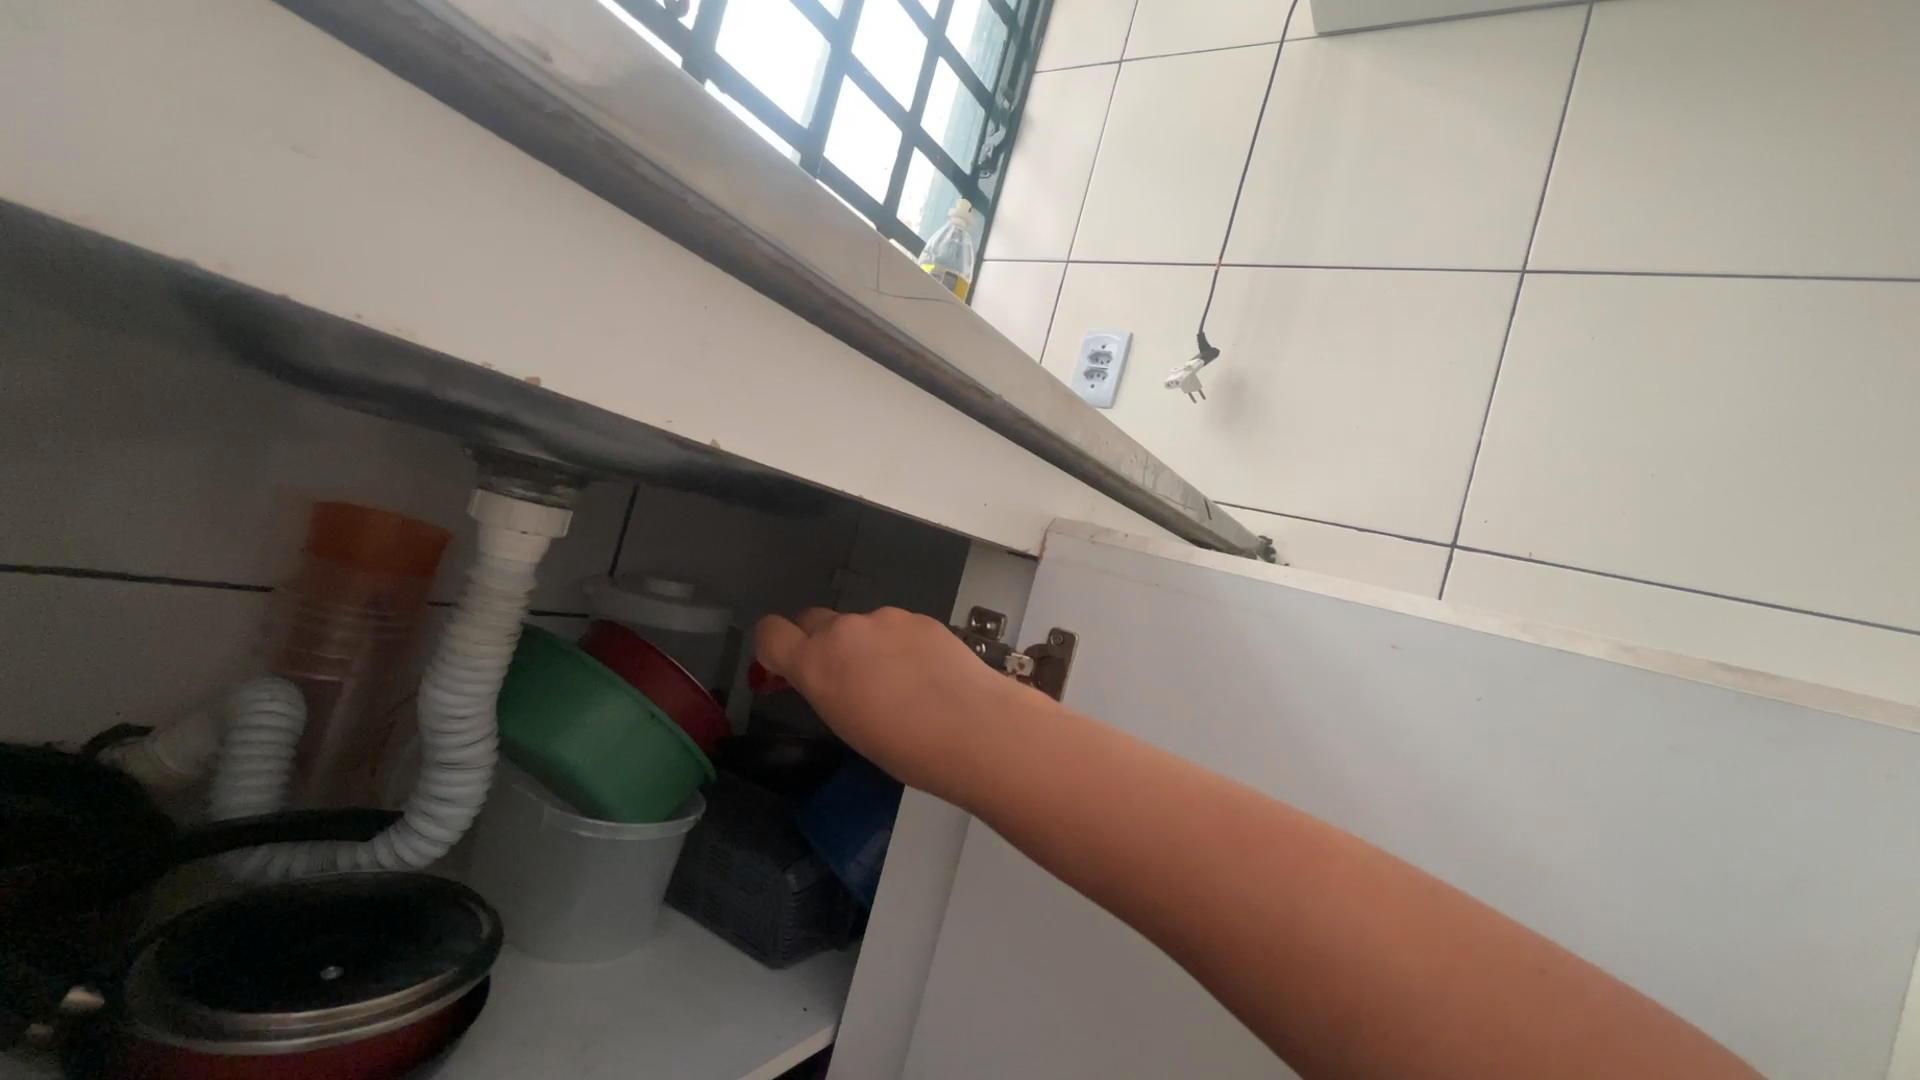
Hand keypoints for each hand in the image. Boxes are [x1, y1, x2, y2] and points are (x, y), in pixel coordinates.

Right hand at [753, 607, 1030, 798]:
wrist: (974, 726)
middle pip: (813, 620)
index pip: (771, 633)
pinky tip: (927, 673)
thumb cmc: (906, 748)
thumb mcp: (847, 725)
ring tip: (900, 682)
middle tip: (844, 675)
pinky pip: (897, 628)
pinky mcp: (921, 618)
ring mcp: (886, 619)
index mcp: (816, 663)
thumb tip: (833, 678)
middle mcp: (845, 631)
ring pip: (861, 626)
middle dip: (820, 642)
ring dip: (867, 644)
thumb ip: (829, 689)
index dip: (774, 647)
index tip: (785, 665)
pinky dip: (902, 644)